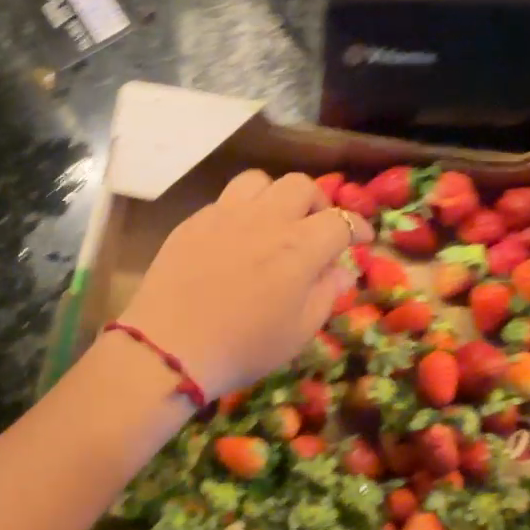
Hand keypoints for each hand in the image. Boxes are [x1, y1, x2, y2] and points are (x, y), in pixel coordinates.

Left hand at [116, 169, 370, 399]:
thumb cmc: (243, 348)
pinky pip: (224, 200)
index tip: (359, 238)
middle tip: (314, 226)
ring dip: (274, 196)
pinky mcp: (192, 221)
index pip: (339, 221)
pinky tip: (235, 237)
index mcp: (299, 247)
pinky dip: (240, 211)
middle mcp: (265, 219)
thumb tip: (342, 269)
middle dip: (316, 202)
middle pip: (300, 186)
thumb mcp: (298, 332)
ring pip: (259, 181)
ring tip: (273, 221)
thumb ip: (326, 293)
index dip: (355, 227)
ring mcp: (224, 215)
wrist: (170, 346)